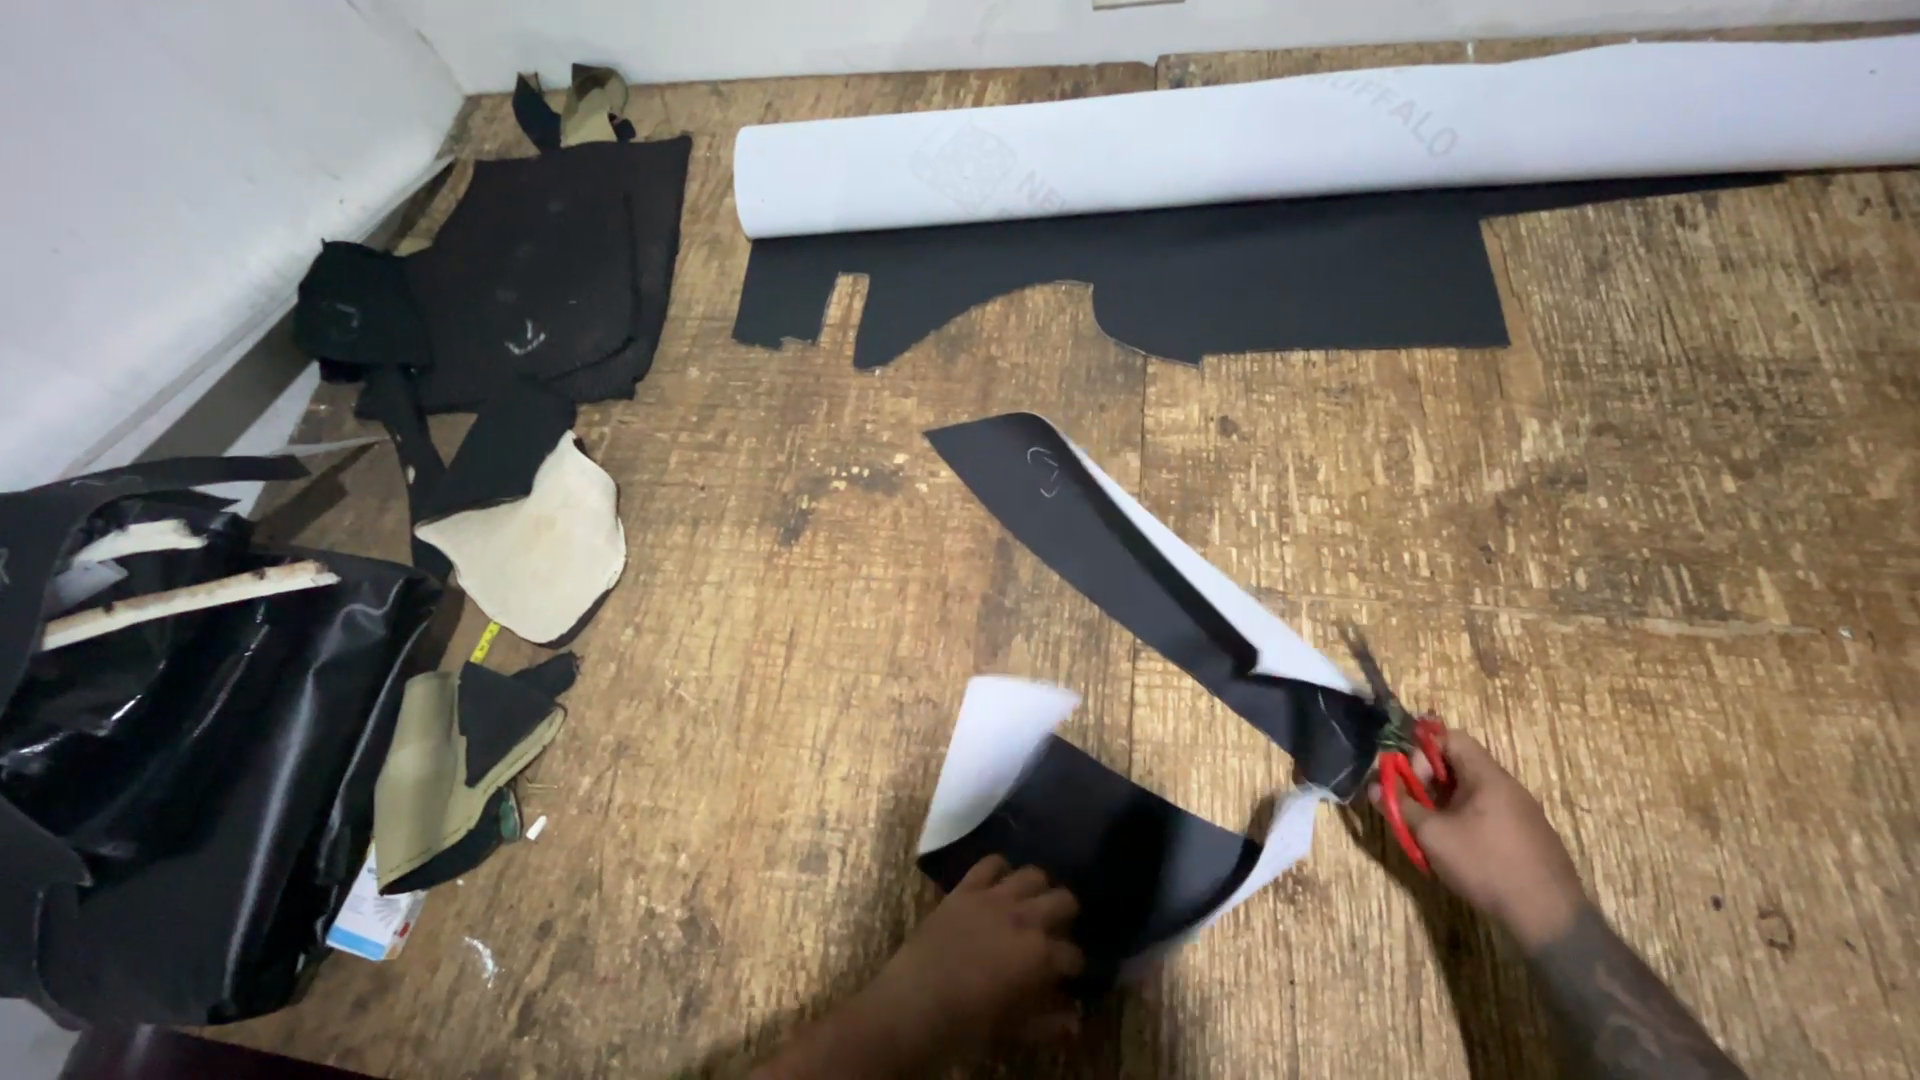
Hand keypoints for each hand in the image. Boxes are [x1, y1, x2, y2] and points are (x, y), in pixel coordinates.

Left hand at [865, 856, 1084, 1053]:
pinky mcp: (966, 888)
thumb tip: (1074, 1021)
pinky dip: (999, 868)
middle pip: (1063, 901)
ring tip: (1034, 901)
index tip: (1071, 973)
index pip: (1073, 954)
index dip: (1075, 965)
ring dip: (1039, 887)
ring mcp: (994, 898)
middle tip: (1058, 930)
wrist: (914, 1001)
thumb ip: (1047, 1023)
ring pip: (1033, 874)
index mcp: (1040, 955)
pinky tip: (1000, 881)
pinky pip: (990, 863)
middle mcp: (1024, 918)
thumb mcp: (1012, 1030)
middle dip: (1067, 916)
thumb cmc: (966, 1023)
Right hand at [1372, 730, 1584, 950]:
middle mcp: (1508, 787)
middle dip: (1428, 779)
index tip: (1408, 778)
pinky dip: (1464, 819)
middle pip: (1460, 764)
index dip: (1422, 749)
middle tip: (1410, 804)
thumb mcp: (1433, 835)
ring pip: (1472, 791)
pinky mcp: (1527, 836)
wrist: (1549, 916)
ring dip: (1444, 802)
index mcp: (1488, 777)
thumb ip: (1400, 806)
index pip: (1451, 738)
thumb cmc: (1486, 865)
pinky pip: (1487, 812)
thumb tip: (1373, 786)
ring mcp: (1522, 812)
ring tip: (1428, 828)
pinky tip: (1456, 848)